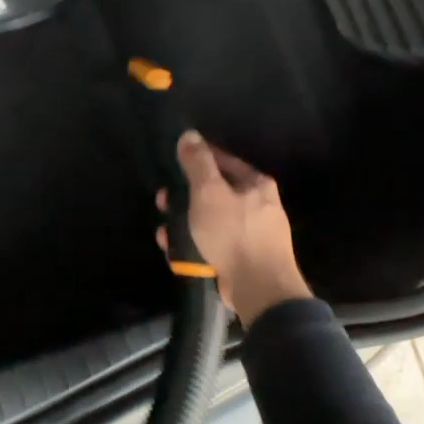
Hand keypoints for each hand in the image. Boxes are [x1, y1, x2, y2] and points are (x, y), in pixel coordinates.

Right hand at [156, 131, 311, 326]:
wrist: (260, 289)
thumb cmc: (233, 232)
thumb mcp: (209, 192)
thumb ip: (197, 162)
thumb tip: (189, 134)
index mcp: (256, 184)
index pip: (222, 160)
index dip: (195, 159)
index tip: (172, 163)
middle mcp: (258, 205)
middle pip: (213, 191)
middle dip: (184, 196)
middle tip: (163, 201)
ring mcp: (251, 233)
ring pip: (209, 219)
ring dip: (183, 222)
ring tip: (165, 230)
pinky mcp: (242, 257)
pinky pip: (212, 242)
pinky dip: (193, 243)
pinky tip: (175, 249)